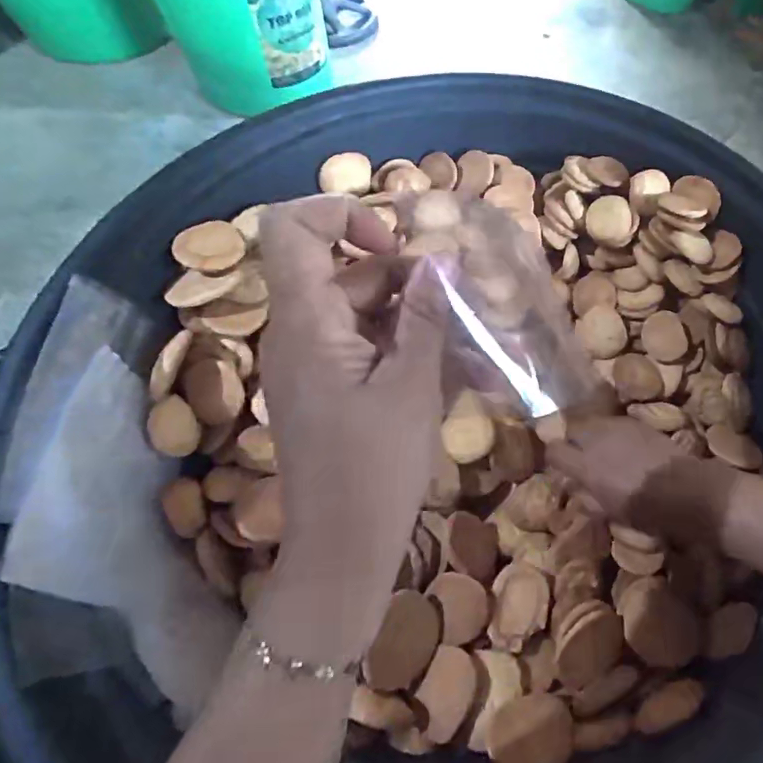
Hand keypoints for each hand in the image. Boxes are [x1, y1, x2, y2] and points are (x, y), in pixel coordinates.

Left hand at [255, 196, 446, 648]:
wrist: (342, 547)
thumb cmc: (376, 466)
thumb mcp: (413, 386)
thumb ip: (424, 317)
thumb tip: (438, 260)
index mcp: (306, 323)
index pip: (293, 228)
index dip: (344, 215)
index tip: (398, 248)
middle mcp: (297, 332)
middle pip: (341, 269)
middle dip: (402, 276)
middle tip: (457, 306)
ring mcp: (309, 361)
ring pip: (358, 308)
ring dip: (412, 314)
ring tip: (468, 341)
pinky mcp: (325, 386)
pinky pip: (362, 343)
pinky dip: (402, 344)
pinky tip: (449, 367)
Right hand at [545, 417, 741, 544]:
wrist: (682, 487)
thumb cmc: (643, 508)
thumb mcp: (608, 511)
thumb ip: (586, 496)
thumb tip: (575, 486)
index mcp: (585, 465)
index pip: (554, 450)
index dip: (554, 457)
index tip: (560, 467)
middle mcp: (596, 439)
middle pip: (573, 430)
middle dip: (573, 441)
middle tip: (583, 457)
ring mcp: (617, 426)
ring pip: (594, 423)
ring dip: (594, 434)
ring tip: (605, 449)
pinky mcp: (637, 421)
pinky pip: (615, 423)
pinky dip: (614, 432)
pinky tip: (626, 445)